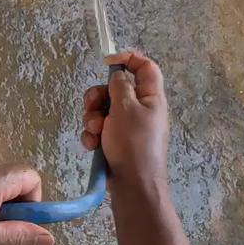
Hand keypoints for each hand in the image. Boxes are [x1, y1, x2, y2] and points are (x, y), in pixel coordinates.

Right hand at [81, 52, 167, 184]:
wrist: (133, 184)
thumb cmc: (133, 144)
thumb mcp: (125, 109)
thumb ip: (119, 87)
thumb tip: (118, 76)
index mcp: (151, 98)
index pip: (145, 67)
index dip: (127, 59)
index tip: (106, 63)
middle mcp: (141, 110)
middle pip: (115, 89)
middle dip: (98, 97)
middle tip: (92, 106)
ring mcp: (127, 127)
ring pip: (102, 110)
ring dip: (92, 119)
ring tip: (95, 132)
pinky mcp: (115, 142)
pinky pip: (99, 129)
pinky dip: (93, 135)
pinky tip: (92, 146)